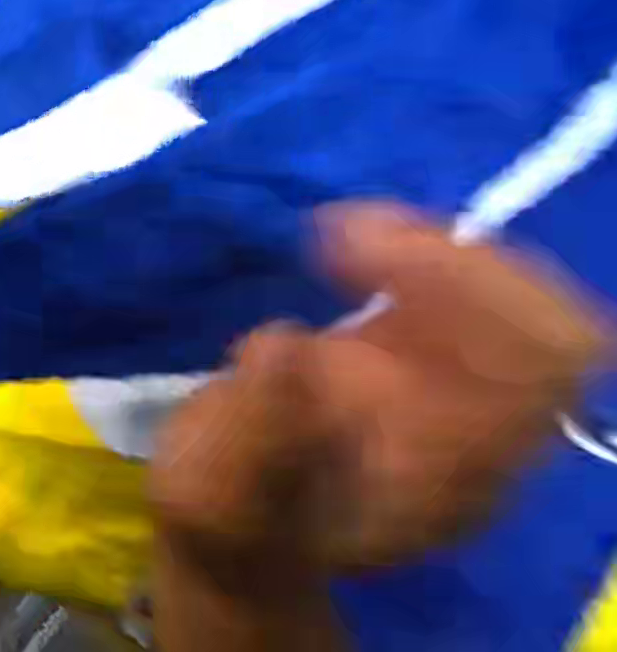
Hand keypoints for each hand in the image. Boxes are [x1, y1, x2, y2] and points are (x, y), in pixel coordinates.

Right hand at [152, 202, 610, 583]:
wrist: (244, 539)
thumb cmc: (231, 511)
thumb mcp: (225, 487)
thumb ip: (260, 426)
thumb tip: (283, 338)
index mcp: (452, 457)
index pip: (535, 358)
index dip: (467, 285)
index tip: (346, 245)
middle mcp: (478, 421)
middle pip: (537, 322)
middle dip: (453, 255)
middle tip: (340, 221)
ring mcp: (448, 393)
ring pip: (501, 305)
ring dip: (429, 249)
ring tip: (335, 221)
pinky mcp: (404, 369)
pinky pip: (446, 305)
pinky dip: (405, 261)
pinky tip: (337, 245)